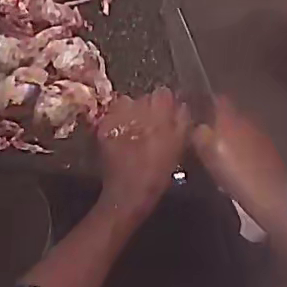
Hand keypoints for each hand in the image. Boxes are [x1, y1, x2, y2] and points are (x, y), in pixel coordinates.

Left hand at [95, 88, 190, 216]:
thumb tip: (182, 105)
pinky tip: (120, 134)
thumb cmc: (157, 174)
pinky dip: (116, 120)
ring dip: (131, 111)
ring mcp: (118, 118)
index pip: (163, 94)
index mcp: (160, 117)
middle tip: (150, 126)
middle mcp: (137, 112)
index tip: (166, 114)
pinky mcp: (104, 127)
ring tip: (133, 128)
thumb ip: (181, 123)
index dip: (165, 103)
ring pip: (126, 102)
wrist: (128, 193)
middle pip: (144, 97)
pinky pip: (112, 114)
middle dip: (147, 108)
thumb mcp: (177, 148)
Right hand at [190, 98, 286, 221]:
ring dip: (230, 136)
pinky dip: (242, 148)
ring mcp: (261, 135)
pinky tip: (236, 163)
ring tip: (219, 151)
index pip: (218, 98)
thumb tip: (197, 125)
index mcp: (230, 118)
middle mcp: (247, 120)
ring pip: (240, 129)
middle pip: (230, 114)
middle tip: (203, 134)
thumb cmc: (232, 172)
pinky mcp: (269, 150)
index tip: (195, 109)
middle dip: (217, 121)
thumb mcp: (206, 154)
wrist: (267, 194)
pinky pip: (250, 142)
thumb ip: (198, 134)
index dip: (205, 101)